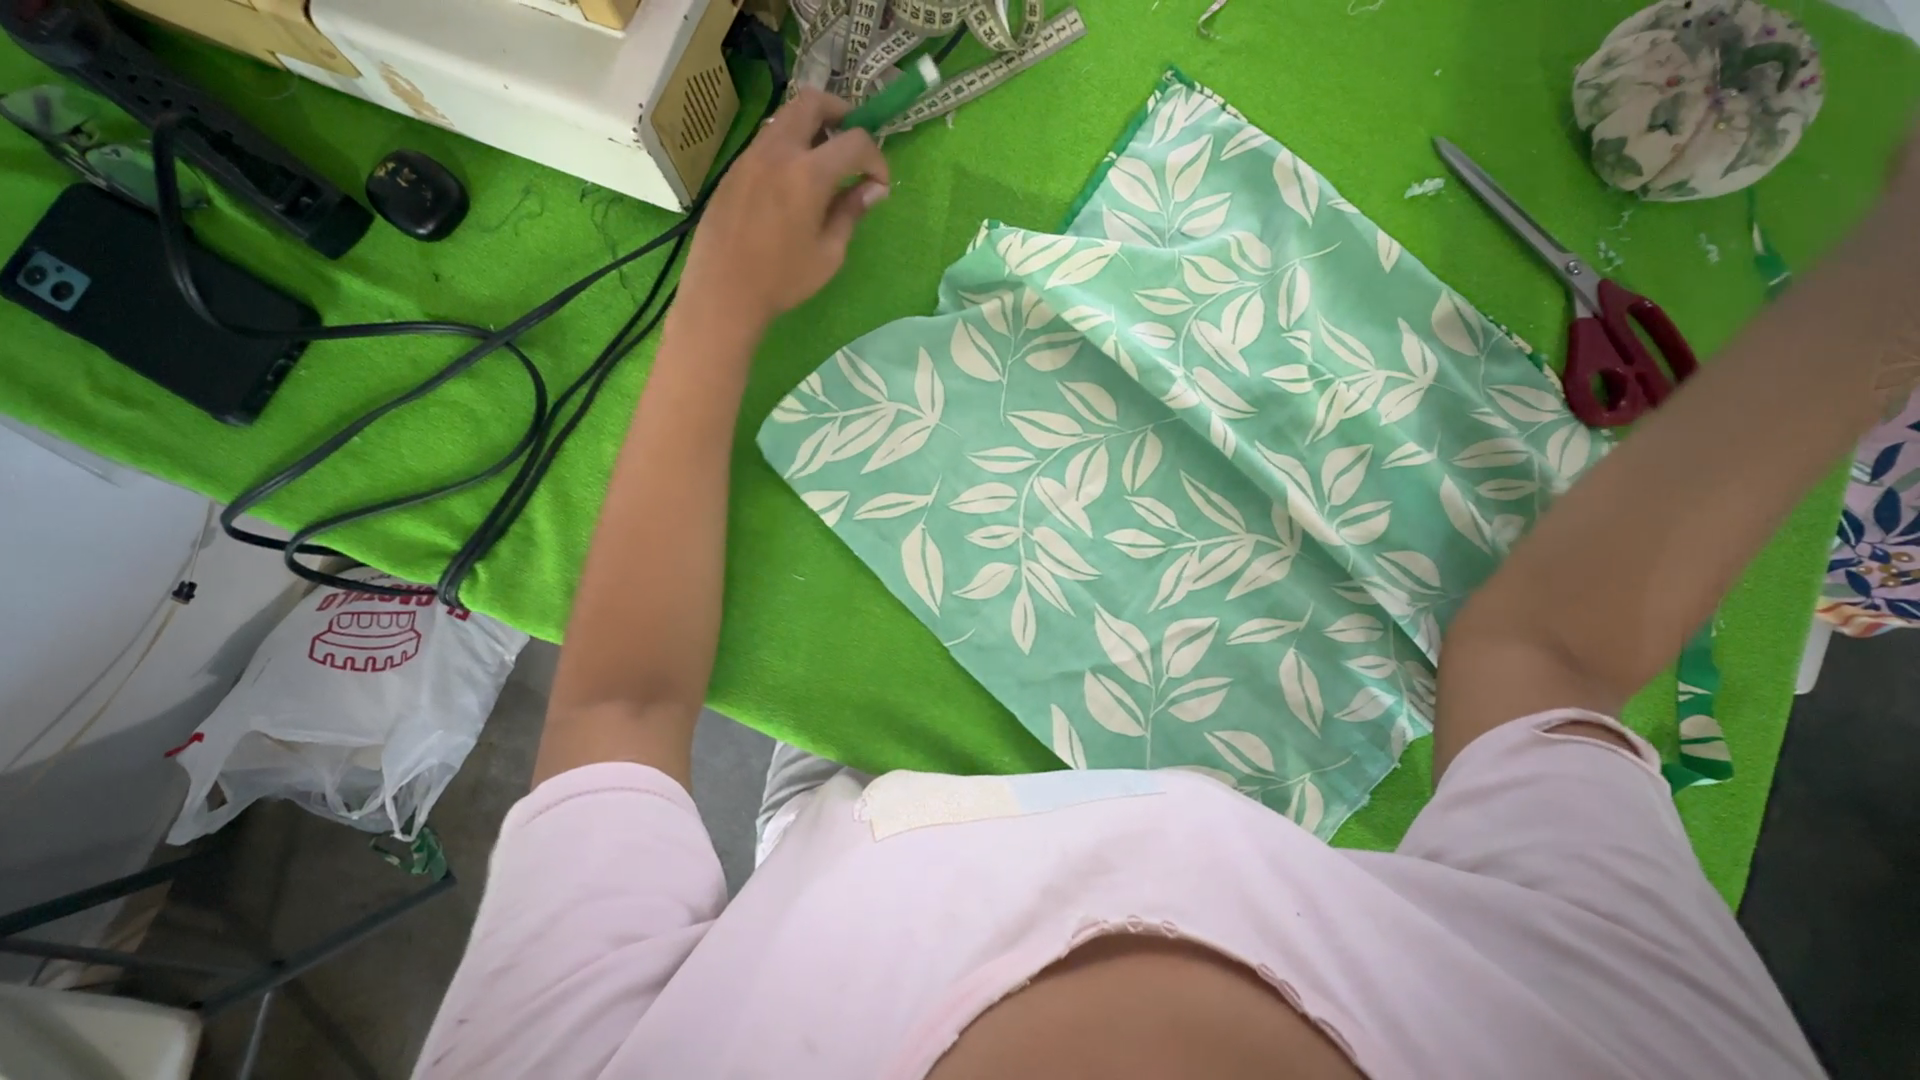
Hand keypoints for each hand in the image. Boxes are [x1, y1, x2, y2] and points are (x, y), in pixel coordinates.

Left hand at [680, 90, 889, 329]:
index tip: (878, 185)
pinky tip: (792, 183)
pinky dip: (788, 147)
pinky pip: (766, 142)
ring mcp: (750, 156)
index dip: (876, 159)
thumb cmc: (782, 280)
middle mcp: (778, 152)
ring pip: (785, 118)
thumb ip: (851, 213)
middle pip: (812, 102)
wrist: (723, 292)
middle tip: (851, 141)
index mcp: (808, 173)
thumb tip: (872, 190)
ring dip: (811, 128)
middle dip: (840, 114)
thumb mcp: (829, 253)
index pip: (855, 142)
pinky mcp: (733, 170)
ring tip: (823, 162)